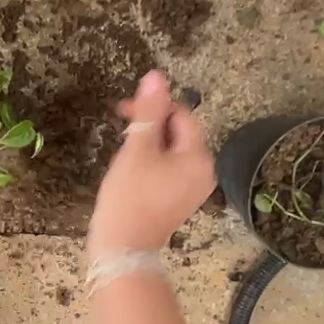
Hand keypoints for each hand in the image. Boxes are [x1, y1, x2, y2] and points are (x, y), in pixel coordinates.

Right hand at [85, 70, 213, 258]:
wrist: (123, 247)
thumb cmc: (129, 196)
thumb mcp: (137, 149)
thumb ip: (148, 112)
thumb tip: (157, 76)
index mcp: (199, 157)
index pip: (181, 115)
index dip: (153, 107)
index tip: (122, 111)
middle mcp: (204, 172)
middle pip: (178, 133)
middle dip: (149, 126)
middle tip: (119, 130)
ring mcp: (192, 189)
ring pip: (170, 151)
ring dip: (146, 144)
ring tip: (122, 153)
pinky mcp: (177, 200)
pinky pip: (168, 169)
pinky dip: (149, 162)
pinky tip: (130, 170)